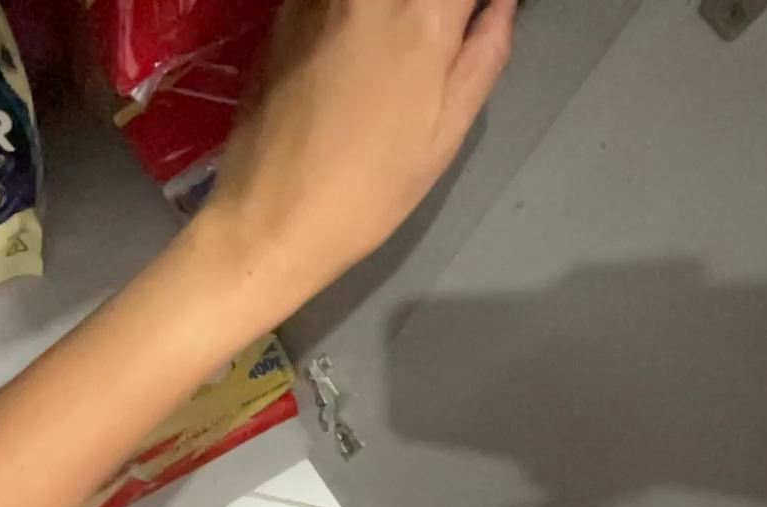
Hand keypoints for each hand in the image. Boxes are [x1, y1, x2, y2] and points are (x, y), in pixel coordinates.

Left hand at [195, 0, 516, 304]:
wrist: (267, 225)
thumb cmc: (363, 197)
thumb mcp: (441, 140)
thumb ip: (482, 57)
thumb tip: (500, 5)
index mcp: (423, 15)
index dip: (469, 4)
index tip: (468, 24)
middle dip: (429, 8)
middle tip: (435, 35)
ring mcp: (317, 0)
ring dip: (390, 13)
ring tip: (388, 57)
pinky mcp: (281, 18)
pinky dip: (345, 12)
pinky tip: (348, 50)